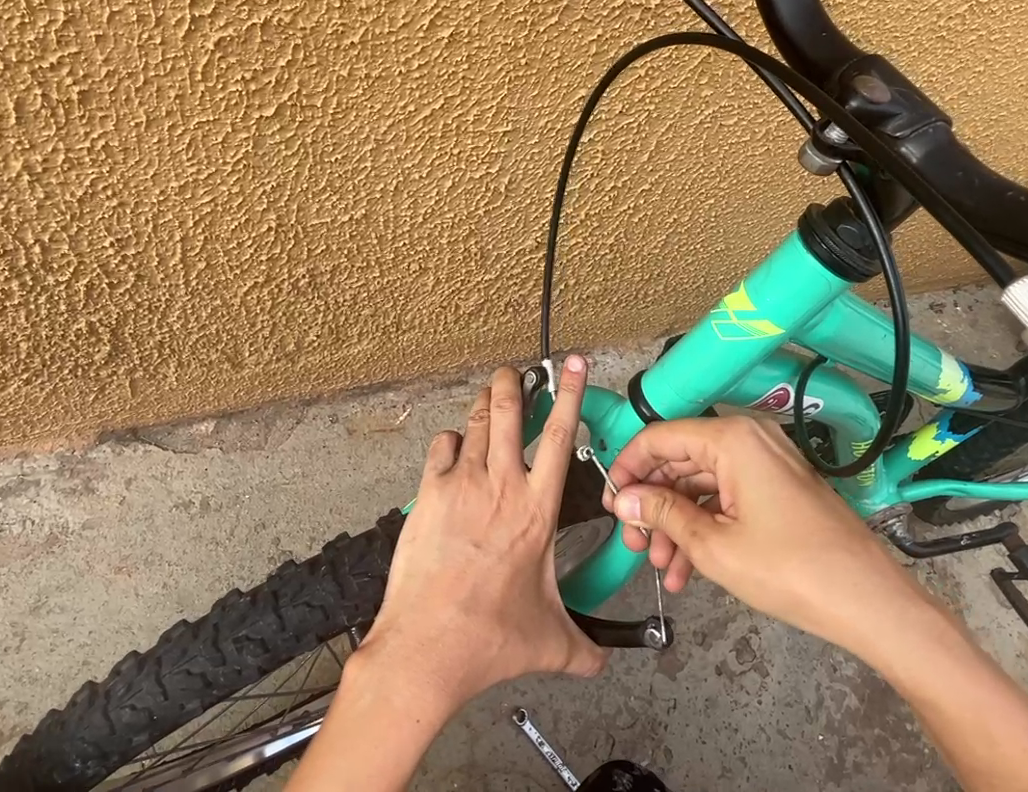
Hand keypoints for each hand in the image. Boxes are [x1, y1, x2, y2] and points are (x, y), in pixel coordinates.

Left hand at [352, 358, 605, 718]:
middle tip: (516, 372)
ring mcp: (461, 485)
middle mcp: (500, 486)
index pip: (559, 435)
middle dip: (512, 382)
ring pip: (474, 422)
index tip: (571, 366)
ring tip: (489, 397)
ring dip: (483, 405)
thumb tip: (598, 661)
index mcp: (537, 509)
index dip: (568, 393)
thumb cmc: (488, 637)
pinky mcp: (428, 494)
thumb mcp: (550, 641)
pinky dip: (450, 441)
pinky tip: (453, 450)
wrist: (428, 645)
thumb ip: (583, 648)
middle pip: (507, 411)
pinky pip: (441, 447)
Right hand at [603, 415, 933, 657]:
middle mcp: (749, 439)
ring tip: (661, 568)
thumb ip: (662, 514)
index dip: (629, 469)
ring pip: (701, 485)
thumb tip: (624, 500)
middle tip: (633, 544)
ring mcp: (766, 464)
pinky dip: (705, 528)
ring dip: (676, 524)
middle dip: (652, 505)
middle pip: (680, 461)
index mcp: (732, 438)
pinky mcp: (777, 489)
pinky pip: (727, 498)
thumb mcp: (713, 544)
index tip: (612, 504)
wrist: (868, 602)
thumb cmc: (791, 569)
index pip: (659, 437)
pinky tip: (687, 571)